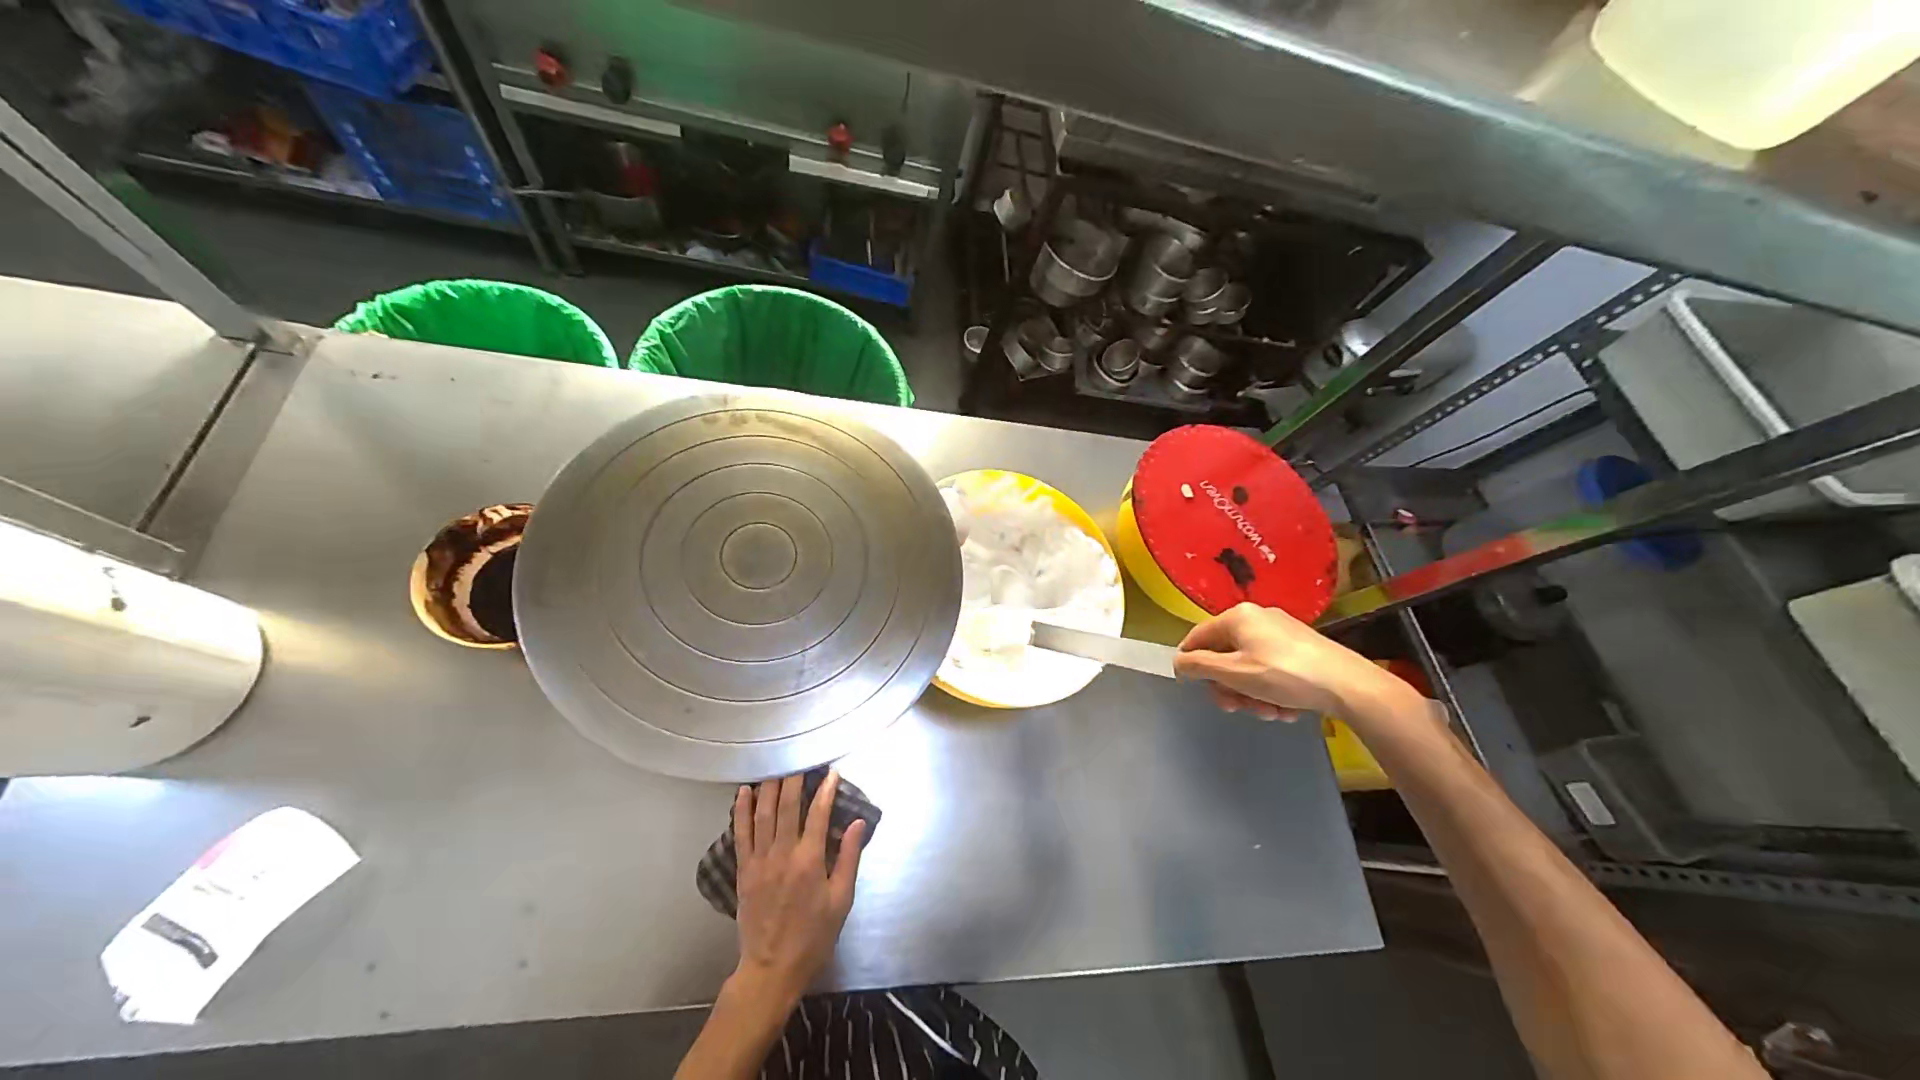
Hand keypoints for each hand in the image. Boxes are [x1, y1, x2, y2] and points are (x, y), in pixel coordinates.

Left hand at [730, 771, 865, 1003]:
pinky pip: (741, 833)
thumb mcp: (841, 900)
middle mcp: (782, 854)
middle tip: (799, 757)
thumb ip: (848, 858)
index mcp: (809, 861)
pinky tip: (744, 792)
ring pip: (763, 814)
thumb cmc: (814, 936)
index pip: (818, 814)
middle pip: (787, 806)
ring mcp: (759, 861)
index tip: (832, 772)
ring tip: (775, 765)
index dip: (826, 790)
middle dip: (794, 779)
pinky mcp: (743, 870)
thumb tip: (857, 823)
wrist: (772, 968)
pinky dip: (741, 810)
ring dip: (769, 787)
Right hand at [1173, 602, 1412, 719]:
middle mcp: (1257, 619)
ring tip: (1270, 712)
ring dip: (1252, 694)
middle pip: (1224, 656)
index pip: (1197, 638)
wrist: (1349, 685)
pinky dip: (1272, 691)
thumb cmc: (1285, 676)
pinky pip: (1271, 670)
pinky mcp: (1301, 649)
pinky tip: (1286, 708)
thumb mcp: (1233, 673)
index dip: (1191, 665)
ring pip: (1248, 667)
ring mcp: (1281, 633)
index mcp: (1237, 617)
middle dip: (1229, 687)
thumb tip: (1178, 662)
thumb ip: (1199, 667)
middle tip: (1238, 708)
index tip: (1196, 689)